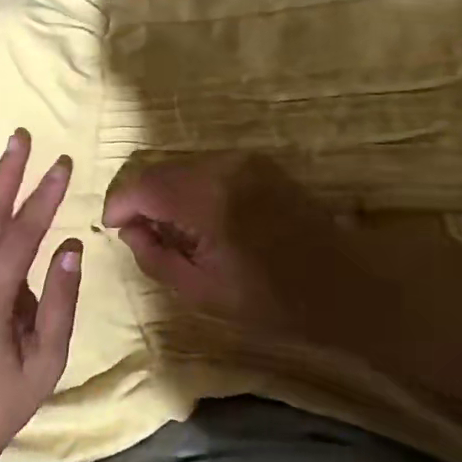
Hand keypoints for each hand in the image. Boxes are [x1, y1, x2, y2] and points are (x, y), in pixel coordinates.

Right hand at [104, 153, 461, 365]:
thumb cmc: (273, 301)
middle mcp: (220, 167)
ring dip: (164, 191)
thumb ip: (154, 256)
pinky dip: (189, 185)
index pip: (140, 186)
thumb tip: (128, 229)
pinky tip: (200, 216)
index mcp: (205, 200)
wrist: (349, 286)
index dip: (118, 204)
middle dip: (140, 197)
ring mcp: (241, 160)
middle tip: (138, 230)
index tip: (112, 226)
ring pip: (179, 165)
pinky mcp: (256, 161)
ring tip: (171, 227)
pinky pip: (203, 166)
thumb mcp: (201, 293)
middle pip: (157, 170)